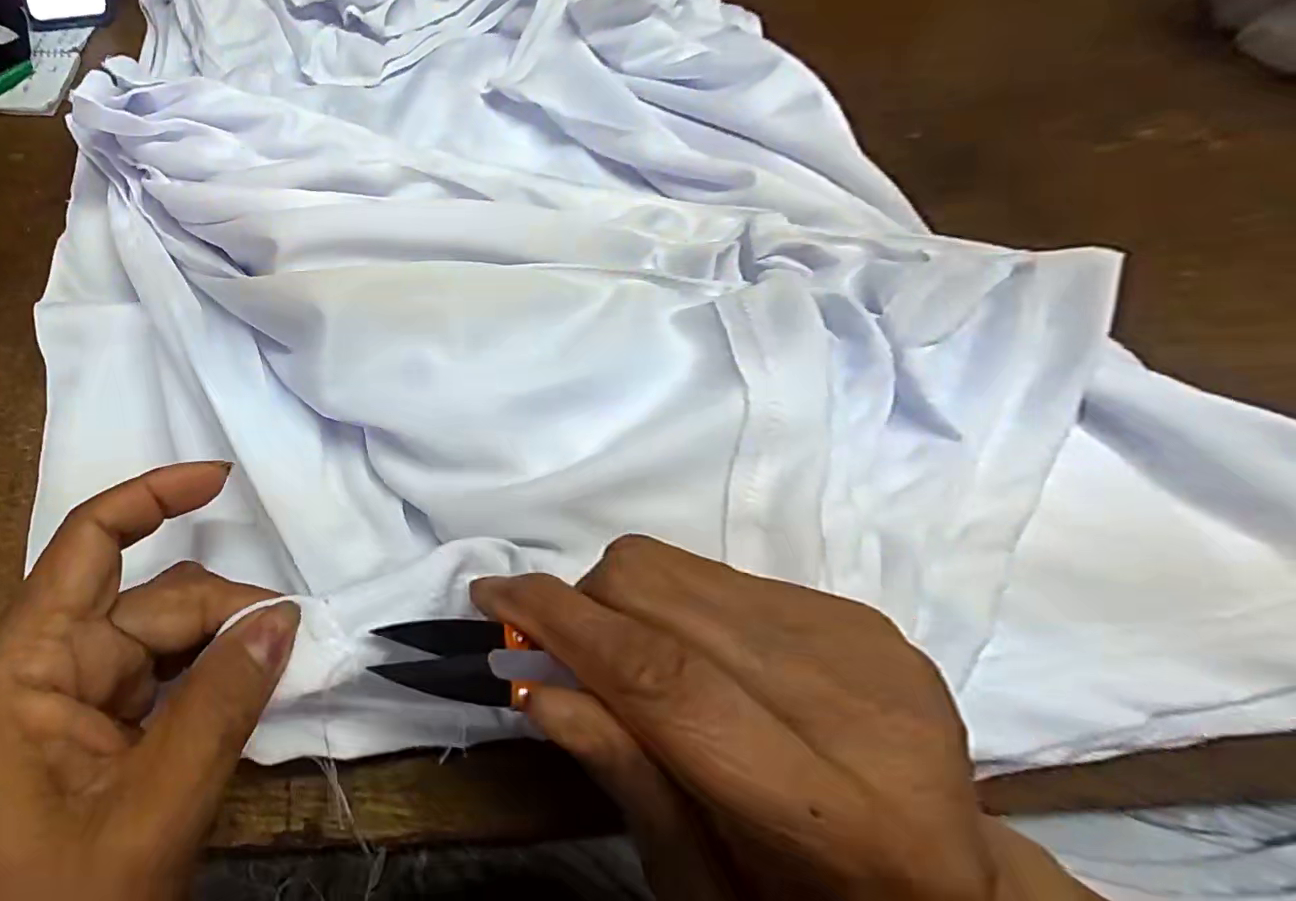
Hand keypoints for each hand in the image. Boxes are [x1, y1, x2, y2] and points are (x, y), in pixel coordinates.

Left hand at [0, 462, 298, 900]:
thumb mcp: (151, 809)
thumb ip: (219, 707)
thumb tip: (280, 620)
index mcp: (27, 665)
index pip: (89, 542)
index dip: (152, 496)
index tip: (220, 478)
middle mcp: (47, 664)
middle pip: (148, 596)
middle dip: (220, 606)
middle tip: (290, 631)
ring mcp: (77, 696)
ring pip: (168, 635)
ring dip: (224, 641)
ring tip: (279, 658)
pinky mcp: (106, 727)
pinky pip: (171, 674)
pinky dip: (214, 672)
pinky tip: (252, 680)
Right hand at [473, 536, 1099, 900]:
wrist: (947, 887)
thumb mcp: (698, 885)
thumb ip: (624, 778)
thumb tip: (533, 686)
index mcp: (833, 812)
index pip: (661, 677)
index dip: (560, 623)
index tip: (488, 594)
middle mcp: (857, 704)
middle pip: (656, 595)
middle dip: (579, 608)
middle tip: (556, 652)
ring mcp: (863, 643)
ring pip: (670, 566)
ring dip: (619, 601)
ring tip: (627, 657)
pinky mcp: (857, 611)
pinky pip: (705, 569)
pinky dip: (666, 602)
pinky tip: (690, 653)